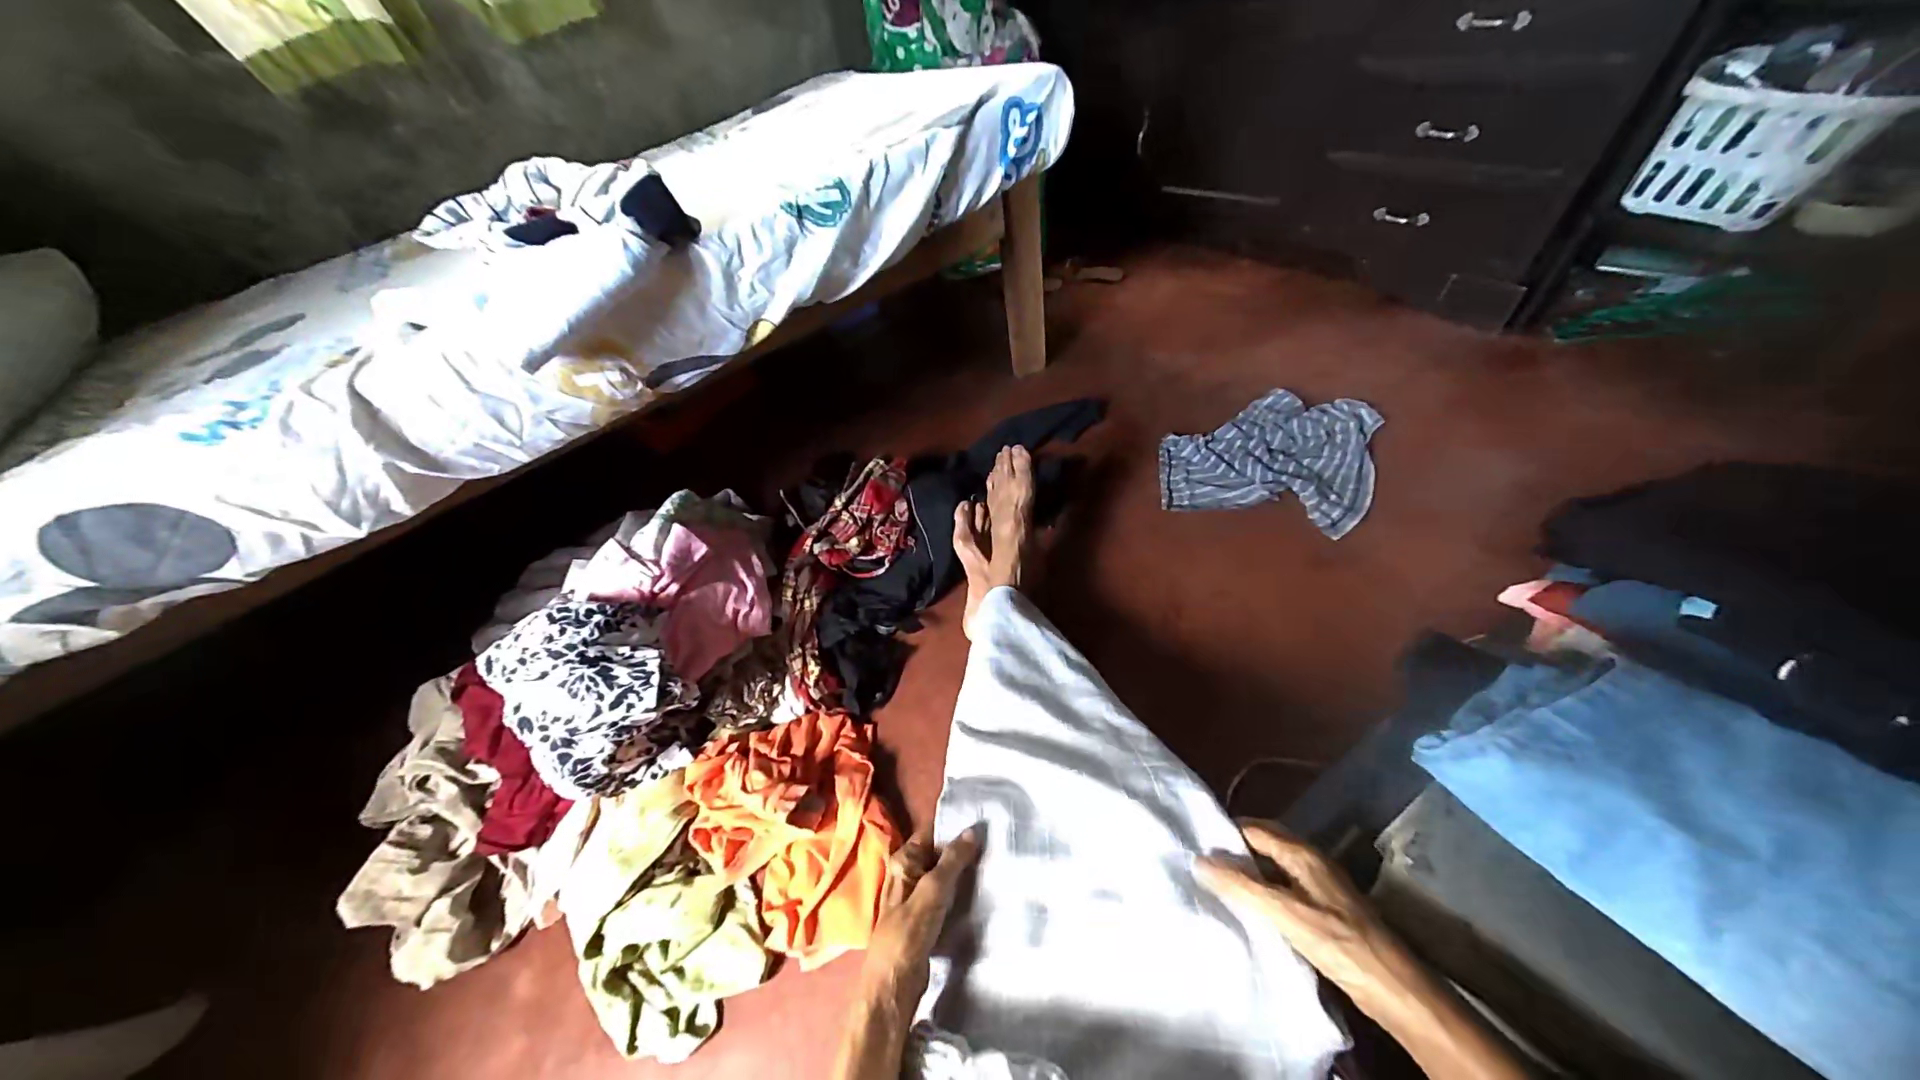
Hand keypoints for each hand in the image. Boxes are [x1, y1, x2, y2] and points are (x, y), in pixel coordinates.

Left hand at [859, 824, 981, 1010]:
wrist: (894, 984)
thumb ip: (951, 861)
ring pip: (944, 876)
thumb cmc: (909, 933)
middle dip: (963, 851)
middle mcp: (907, 874)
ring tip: (994, 864)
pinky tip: (981, 893)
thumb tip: (972, 830)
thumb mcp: (932, 891)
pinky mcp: (925, 918)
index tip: (984, 823)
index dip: (954, 828)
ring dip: (964, 873)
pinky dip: (961, 893)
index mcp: (903, 861)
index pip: (932, 833)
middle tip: (995, 844)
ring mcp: (916, 897)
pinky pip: (946, 897)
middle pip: (939, 854)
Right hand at [1195, 821, 1417, 1019]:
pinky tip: (1252, 909)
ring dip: (1250, 871)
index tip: (1197, 843)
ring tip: (1220, 884)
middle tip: (1205, 863)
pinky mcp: (1326, 911)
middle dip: (1237, 850)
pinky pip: (1285, 888)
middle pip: (1266, 844)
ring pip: (1275, 867)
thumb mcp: (1285, 913)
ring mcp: (1321, 886)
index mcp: (1304, 855)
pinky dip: (1264, 891)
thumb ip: (1242, 886)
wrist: (1395, 991)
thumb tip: (1200, 860)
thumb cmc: (1340, 945)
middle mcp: (1312, 862)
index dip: (1227, 833)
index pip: (1255, 828)